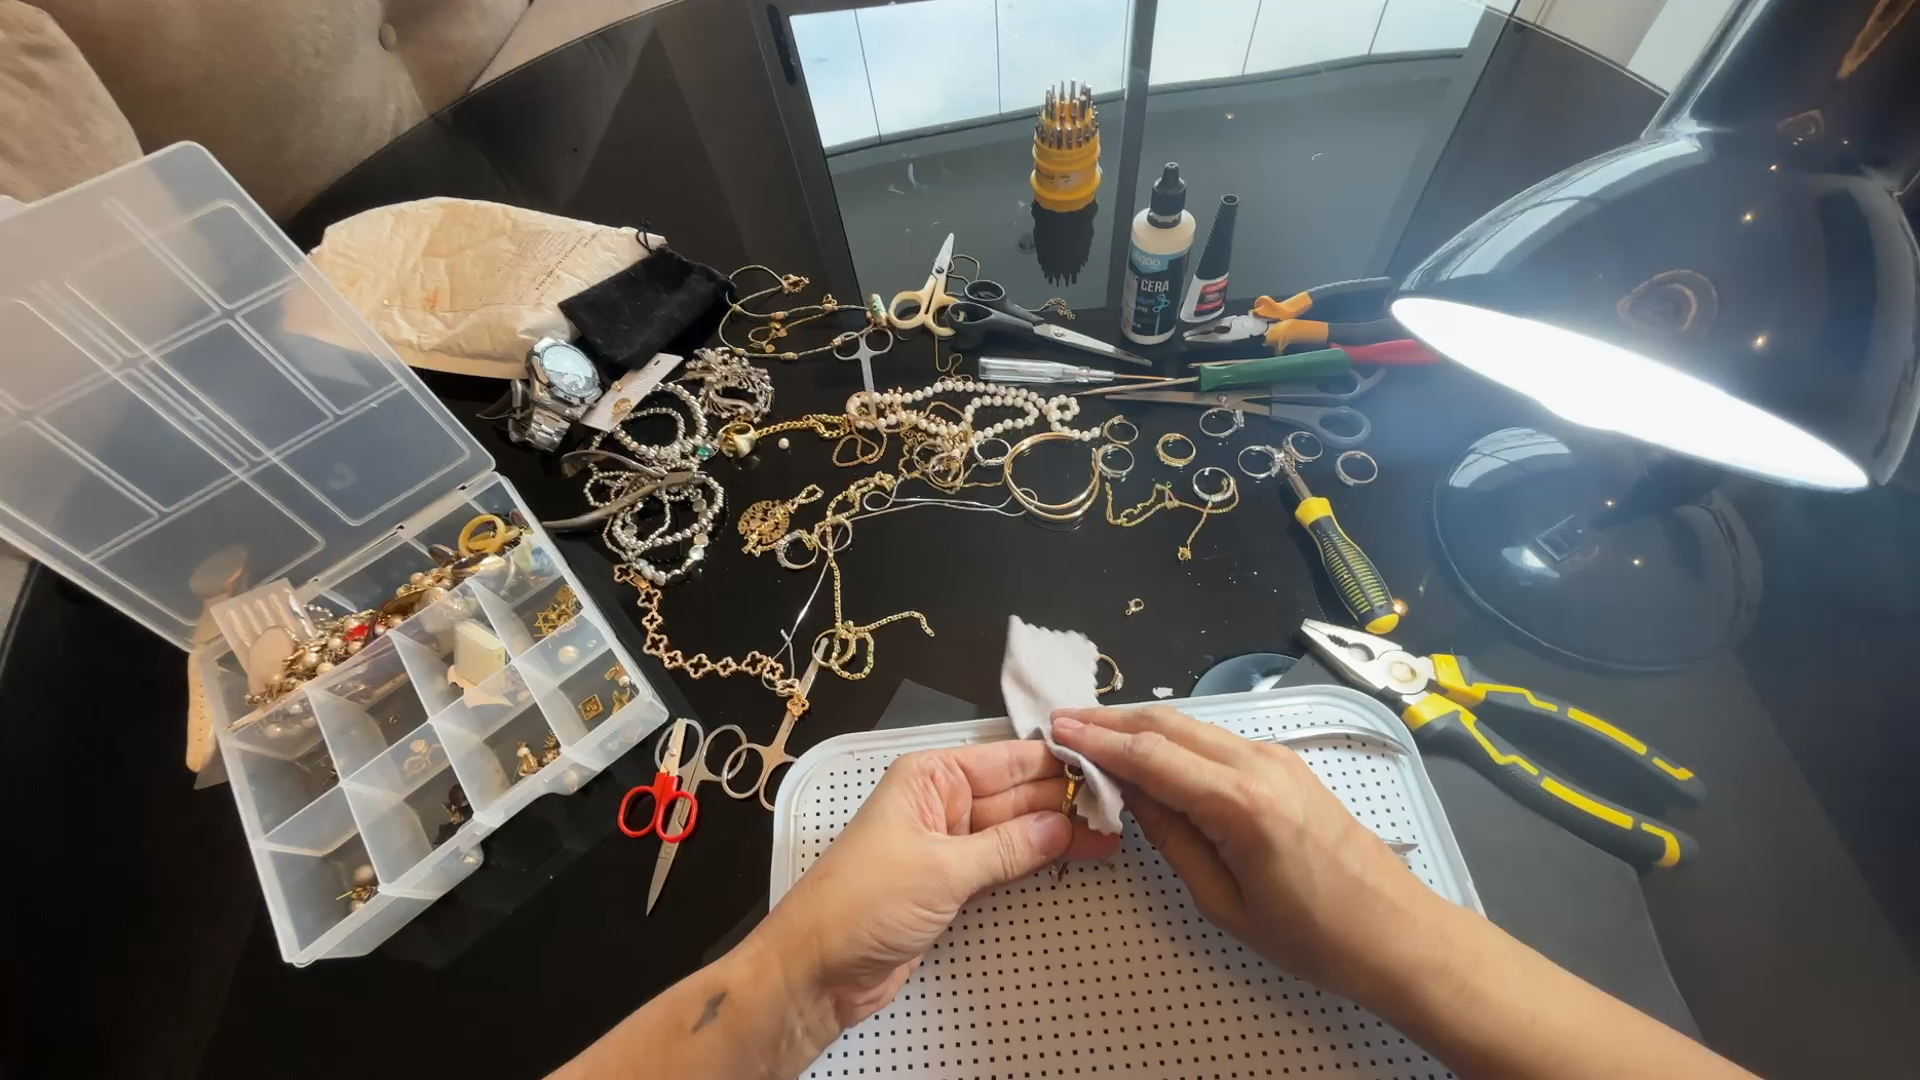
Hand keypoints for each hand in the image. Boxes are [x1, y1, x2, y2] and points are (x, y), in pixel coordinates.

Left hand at [751, 740, 1119, 1040]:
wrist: (817, 971)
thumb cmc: (864, 902)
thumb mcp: (941, 869)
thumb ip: (1006, 848)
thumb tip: (1061, 827)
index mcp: (931, 776)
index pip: (1005, 760)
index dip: (1054, 762)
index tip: (1102, 765)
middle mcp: (943, 801)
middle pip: (1015, 793)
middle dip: (1063, 800)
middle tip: (1118, 806)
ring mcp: (950, 842)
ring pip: (1014, 828)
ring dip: (1057, 833)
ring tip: (1109, 833)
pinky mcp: (953, 881)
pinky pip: (1003, 861)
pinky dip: (1035, 860)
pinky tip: (1072, 856)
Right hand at [1051, 706, 1444, 1000]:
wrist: (1401, 933)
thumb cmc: (1312, 937)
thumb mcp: (1223, 902)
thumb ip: (1170, 837)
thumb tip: (1129, 792)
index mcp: (1239, 803)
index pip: (1150, 756)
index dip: (1099, 740)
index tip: (1057, 729)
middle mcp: (1256, 763)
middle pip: (1166, 724)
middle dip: (1110, 719)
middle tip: (1065, 720)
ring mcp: (1273, 755)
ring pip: (1190, 723)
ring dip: (1138, 723)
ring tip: (1094, 729)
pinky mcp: (1283, 760)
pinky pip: (1213, 737)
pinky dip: (1171, 735)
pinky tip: (1148, 746)